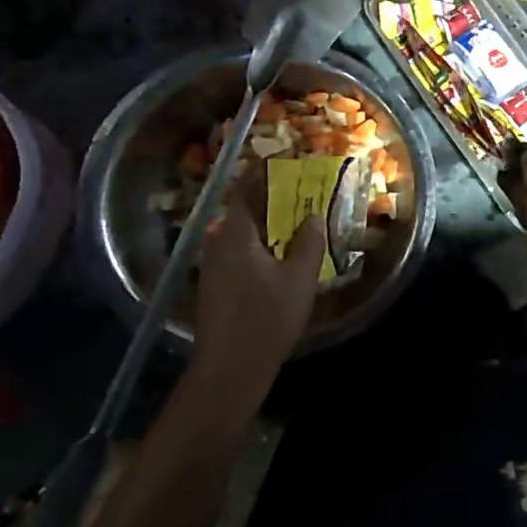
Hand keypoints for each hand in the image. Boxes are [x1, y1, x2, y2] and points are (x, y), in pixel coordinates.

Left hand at [195, 178, 323, 369]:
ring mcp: (212, 266)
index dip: (261, 175)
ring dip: (262, 223)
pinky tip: (278, 253)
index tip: (280, 162)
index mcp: (235, 236)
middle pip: (240, 212)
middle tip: (295, 192)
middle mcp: (217, 245)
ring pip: (238, 233)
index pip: (244, 193)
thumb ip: (308, 243)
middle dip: (266, 198)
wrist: (231, 365)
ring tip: (292, 219)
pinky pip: (237, 251)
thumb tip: (314, 217)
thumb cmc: (268, 316)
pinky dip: (257, 243)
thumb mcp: (299, 278)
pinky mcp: (215, 284)